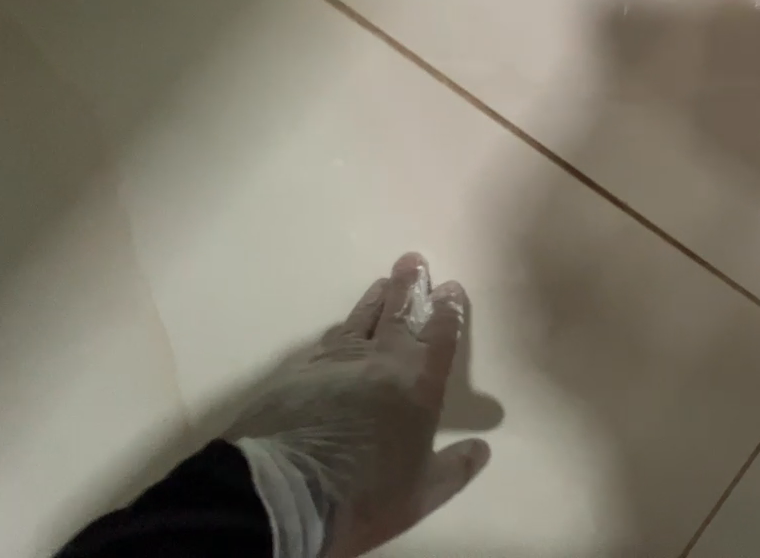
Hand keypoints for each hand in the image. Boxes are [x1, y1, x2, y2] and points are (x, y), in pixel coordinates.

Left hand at [226, 253, 489, 557]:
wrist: (276, 499)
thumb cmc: (361, 495)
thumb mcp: (420, 494)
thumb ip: (455, 468)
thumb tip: (483, 450)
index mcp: (419, 382)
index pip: (440, 333)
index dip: (447, 308)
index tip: (450, 286)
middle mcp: (382, 361)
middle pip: (399, 312)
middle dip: (410, 285)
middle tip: (413, 260)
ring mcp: (335, 364)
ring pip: (360, 319)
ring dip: (374, 299)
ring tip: (382, 282)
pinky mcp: (296, 376)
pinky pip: (324, 344)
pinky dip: (337, 331)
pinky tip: (337, 328)